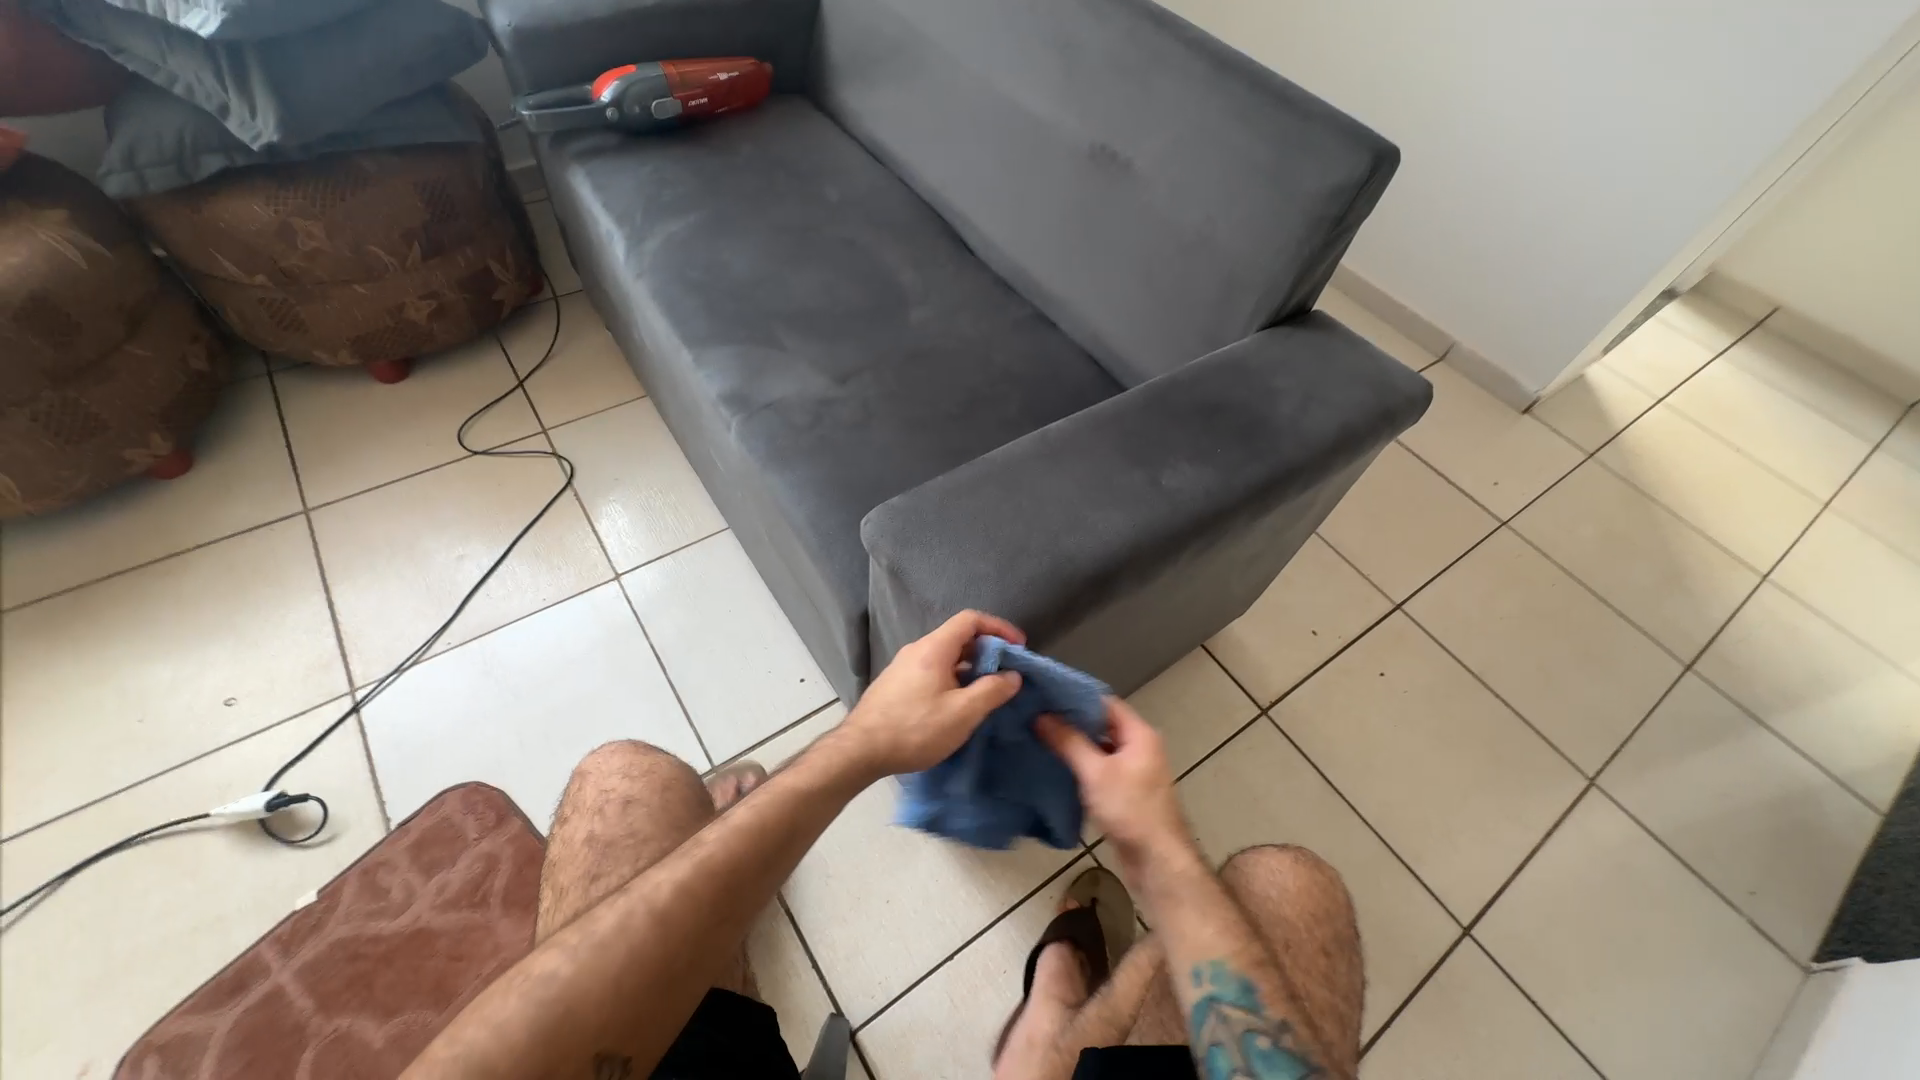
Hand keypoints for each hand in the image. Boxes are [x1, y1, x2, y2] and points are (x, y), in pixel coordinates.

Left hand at [837, 610, 1025, 776]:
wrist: (860, 751)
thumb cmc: (915, 729)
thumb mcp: (962, 713)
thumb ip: (991, 691)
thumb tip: (1013, 675)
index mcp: (934, 648)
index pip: (970, 620)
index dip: (998, 627)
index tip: (1018, 647)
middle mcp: (917, 650)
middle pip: (957, 637)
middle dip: (987, 650)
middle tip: (1007, 672)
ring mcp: (903, 667)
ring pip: (944, 657)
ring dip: (970, 667)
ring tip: (987, 691)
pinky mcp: (896, 685)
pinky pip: (932, 671)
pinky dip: (952, 678)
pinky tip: (958, 704)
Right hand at [1037, 698, 1187, 858]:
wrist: (1156, 860)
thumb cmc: (1130, 809)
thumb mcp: (1095, 772)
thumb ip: (1068, 742)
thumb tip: (1041, 716)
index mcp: (1140, 734)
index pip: (1105, 702)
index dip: (1076, 698)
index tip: (1046, 696)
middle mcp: (1140, 747)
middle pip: (1103, 725)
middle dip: (1072, 721)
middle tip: (1037, 716)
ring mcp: (1135, 770)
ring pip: (1101, 748)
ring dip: (1076, 745)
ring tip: (1041, 737)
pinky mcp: (1127, 791)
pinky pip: (1102, 769)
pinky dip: (1083, 766)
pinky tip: (1058, 766)